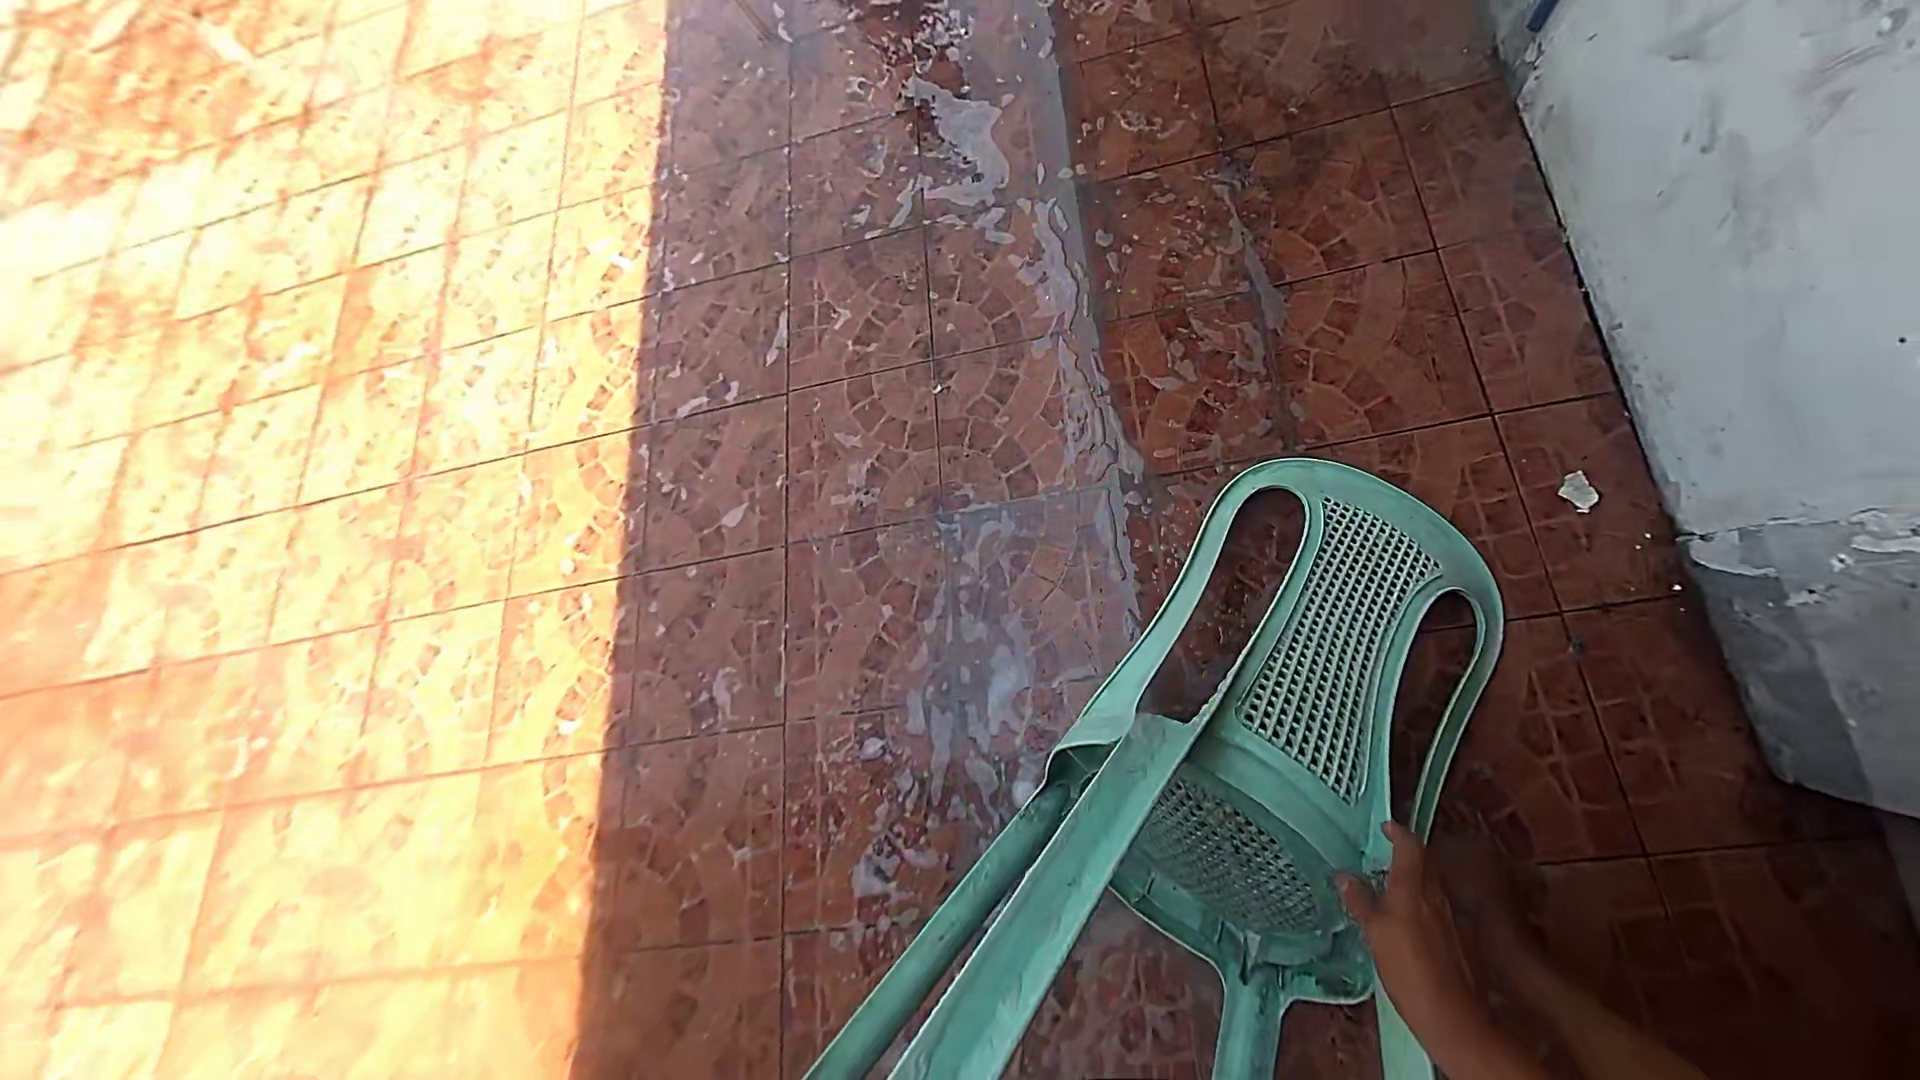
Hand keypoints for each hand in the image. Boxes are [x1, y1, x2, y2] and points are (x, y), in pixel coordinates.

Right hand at [1338, 822, 1488, 1052]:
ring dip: (1412, 875)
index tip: (1385, 826)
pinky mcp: (1456, 939)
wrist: (1451, 1016)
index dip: (1398, 832)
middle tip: (1382, 849)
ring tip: (1387, 879)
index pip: (1411, 847)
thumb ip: (1359, 901)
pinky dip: (1419, 899)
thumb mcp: (1373, 932)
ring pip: (1431, 884)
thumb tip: (1344, 878)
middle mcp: (1436, 898)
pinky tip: (1404, 915)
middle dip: (1406, 852)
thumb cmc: (1408, 968)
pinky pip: (1435, 906)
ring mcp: (1449, 919)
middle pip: (1425, 863)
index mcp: (1414, 889)